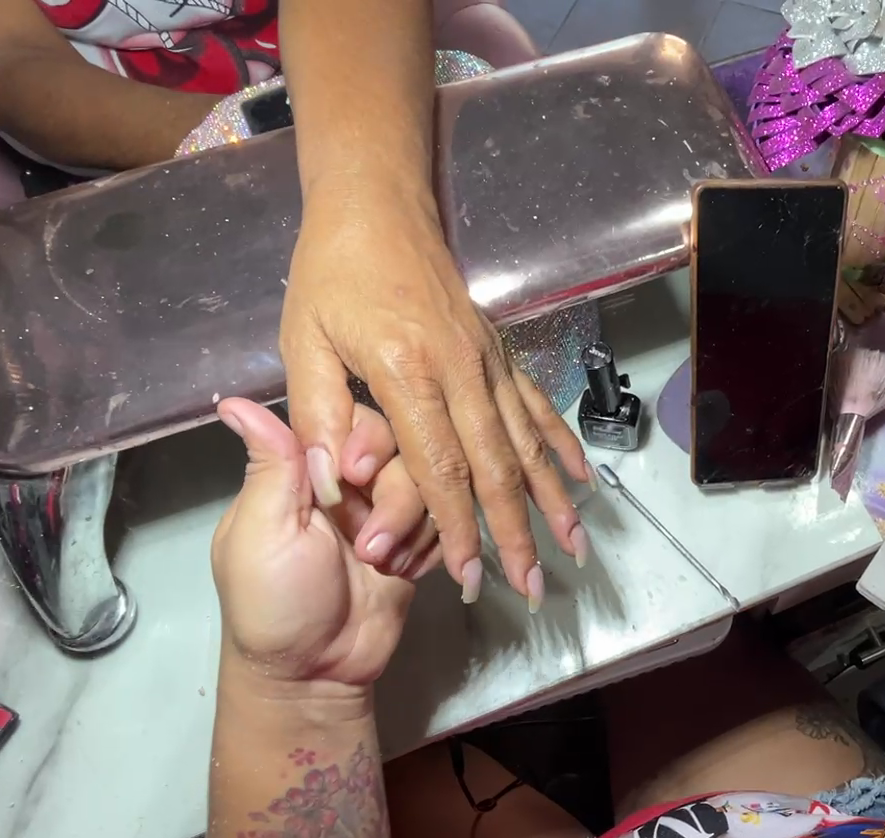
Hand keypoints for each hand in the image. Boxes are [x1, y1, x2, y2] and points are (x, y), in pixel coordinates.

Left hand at [211, 398, 421, 694]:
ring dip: (412, 528)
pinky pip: (446, 522)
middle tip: (370, 546)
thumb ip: (269, 466)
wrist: (319, 673)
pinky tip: (407, 573)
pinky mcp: (418, 543)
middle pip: (402, 452)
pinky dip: (431, 547)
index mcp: (306, 471)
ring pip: (431, 487)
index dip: (363, 442)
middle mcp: (351, 484)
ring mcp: (388, 514)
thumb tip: (235, 400)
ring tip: (385, 566)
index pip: (349, 422)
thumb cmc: (275, 603)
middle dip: (394, 498)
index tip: (354, 477)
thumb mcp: (262, 532)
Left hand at [281, 201, 592, 610]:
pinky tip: (582, 480)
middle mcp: (462, 374)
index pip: (440, 467)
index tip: (472, 574)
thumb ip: (318, 416)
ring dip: (553, 500)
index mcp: (407, 374)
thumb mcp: (302, 341)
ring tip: (575, 545)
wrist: (380, 209)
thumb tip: (333, 486)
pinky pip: (540, 409)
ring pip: (529, 445)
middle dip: (517, 531)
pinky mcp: (504, 358)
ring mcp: (491, 365)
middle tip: (535, 583)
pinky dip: (562, 448)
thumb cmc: (330, 277)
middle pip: (497, 467)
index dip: (459, 526)